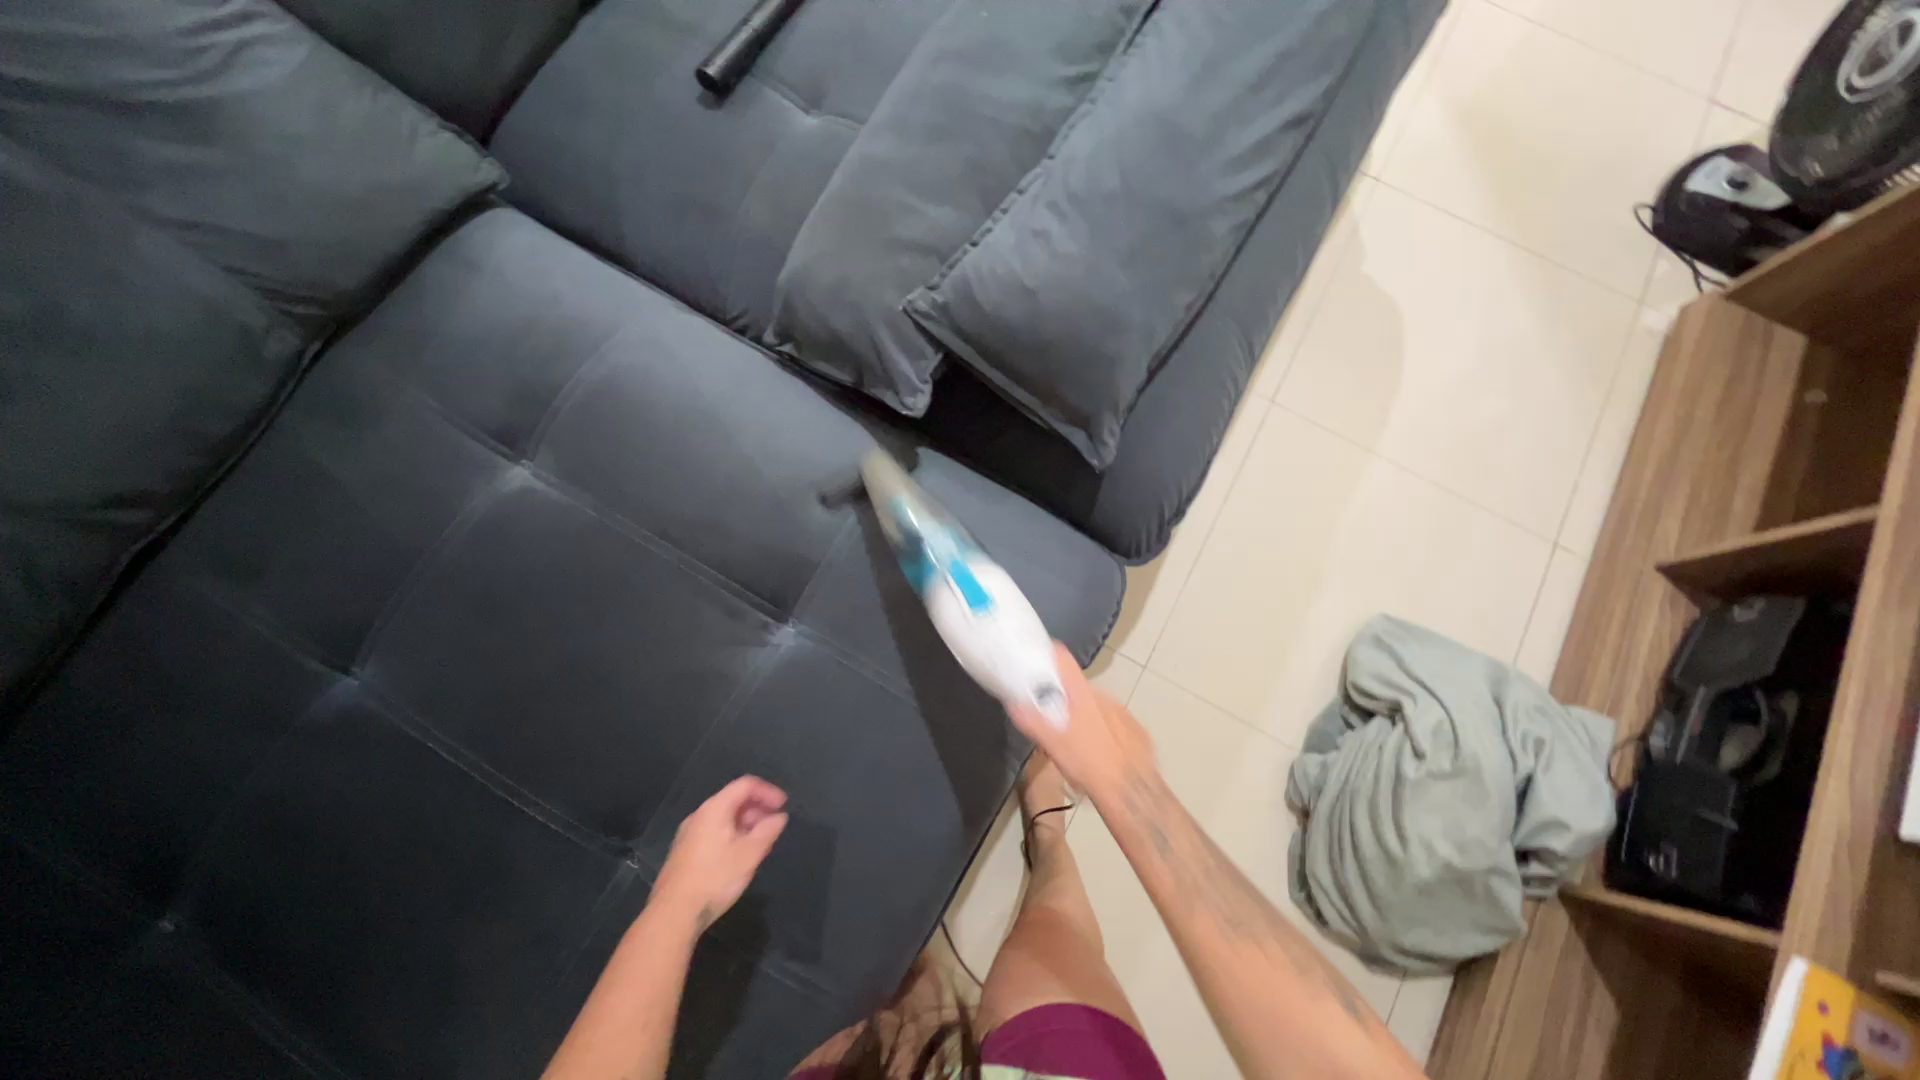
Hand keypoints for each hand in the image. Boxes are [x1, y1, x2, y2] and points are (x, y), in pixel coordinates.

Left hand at [649, 776, 788, 933]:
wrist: (674, 913)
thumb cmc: (715, 879)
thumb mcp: (749, 855)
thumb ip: (767, 831)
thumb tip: (779, 817)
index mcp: (714, 809)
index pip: (745, 785)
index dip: (767, 791)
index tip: (784, 806)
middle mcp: (699, 816)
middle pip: (733, 800)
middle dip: (757, 809)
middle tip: (774, 826)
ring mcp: (689, 834)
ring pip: (723, 818)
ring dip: (746, 824)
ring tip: (761, 843)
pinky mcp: (684, 852)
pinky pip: (714, 832)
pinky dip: (732, 835)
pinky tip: (740, 857)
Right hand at [1007, 643, 1155, 802]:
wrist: (1130, 790)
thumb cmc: (1087, 764)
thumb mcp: (1052, 744)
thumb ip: (1031, 720)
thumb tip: (1013, 702)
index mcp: (1081, 694)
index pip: (1063, 658)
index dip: (1049, 655)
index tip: (1036, 662)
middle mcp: (1104, 697)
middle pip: (1078, 687)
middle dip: (1064, 698)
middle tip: (1050, 717)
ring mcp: (1123, 713)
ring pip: (1097, 707)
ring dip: (1084, 716)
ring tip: (1075, 741)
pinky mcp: (1137, 731)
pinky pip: (1115, 724)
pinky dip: (1104, 732)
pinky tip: (1100, 753)